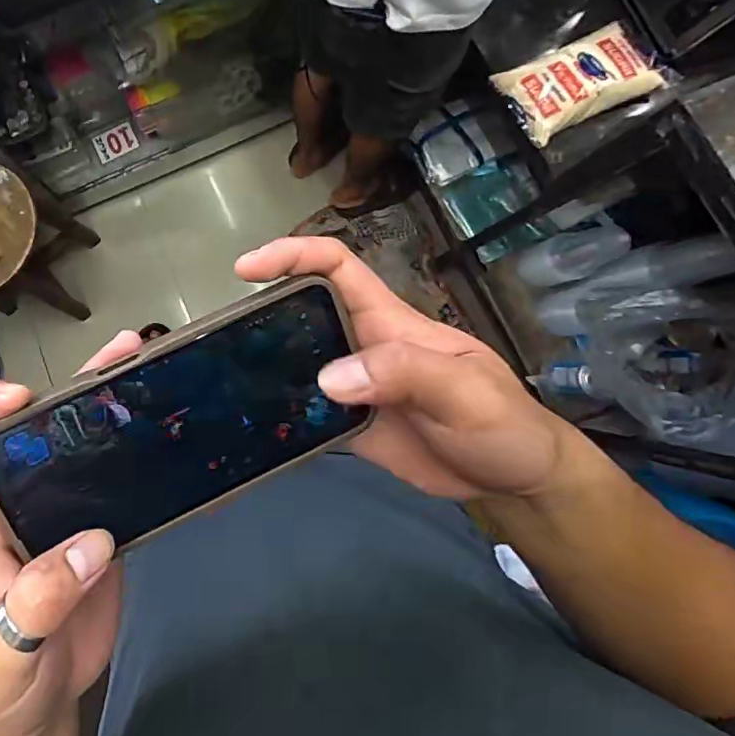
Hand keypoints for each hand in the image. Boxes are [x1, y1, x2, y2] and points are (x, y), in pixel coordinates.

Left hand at [0, 331, 139, 735]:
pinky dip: (138, 458)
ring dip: (111, 408)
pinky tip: (163, 436)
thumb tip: (92, 544)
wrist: (33, 716)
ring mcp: (63, 518)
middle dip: (72, 385)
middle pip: (38, 429)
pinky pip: (117, 487)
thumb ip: (33, 604)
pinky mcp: (99, 538)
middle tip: (120, 352)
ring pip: (83, 450)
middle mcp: (21, 504)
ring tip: (147, 371)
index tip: (19, 396)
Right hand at [236, 237, 585, 499]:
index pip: (337, 267)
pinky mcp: (350, 425)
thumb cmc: (502, 423)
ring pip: (299, 363)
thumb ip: (405, 373)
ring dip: (265, 367)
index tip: (248, 268)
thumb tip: (329, 378)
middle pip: (304, 312)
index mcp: (390, 322)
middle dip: (263, 313)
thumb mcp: (463, 390)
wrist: (514, 481)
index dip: (293, 255)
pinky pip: (306, 412)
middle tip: (220, 338)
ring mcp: (355, 387)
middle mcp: (364, 346)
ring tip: (224, 382)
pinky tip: (255, 428)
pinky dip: (281, 415)